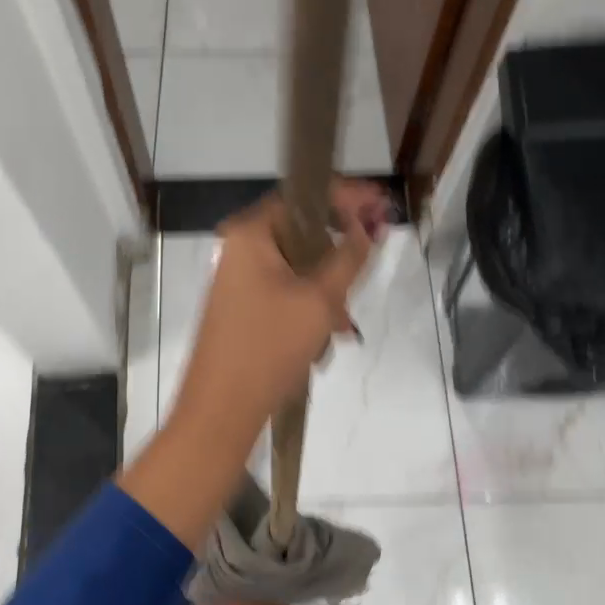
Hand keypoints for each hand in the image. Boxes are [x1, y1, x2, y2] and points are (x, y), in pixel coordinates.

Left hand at [167, 182, 388, 442]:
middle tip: (377, 249)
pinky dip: (310, 302)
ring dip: (328, 283)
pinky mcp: (242, 305)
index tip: (383, 207)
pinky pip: (286, 289)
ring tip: (347, 318)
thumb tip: (367, 227)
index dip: (349, 197)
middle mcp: (240, 247)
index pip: (306, 196)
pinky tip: (328, 333)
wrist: (221, 408)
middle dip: (341, 244)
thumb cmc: (269, 347)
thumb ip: (350, 257)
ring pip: (298, 264)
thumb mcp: (320, 300)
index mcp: (250, 233)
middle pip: (303, 228)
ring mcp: (238, 278)